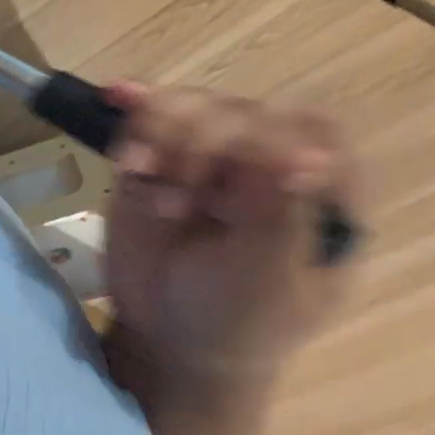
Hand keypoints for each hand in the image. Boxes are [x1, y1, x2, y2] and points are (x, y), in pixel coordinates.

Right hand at [102, 82, 356, 377]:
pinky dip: (133, 109)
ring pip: (189, 110)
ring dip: (159, 130)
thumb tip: (303, 156)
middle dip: (201, 143)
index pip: (309, 135)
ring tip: (138, 170)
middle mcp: (266, 166)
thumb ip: (279, 218)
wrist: (169, 339)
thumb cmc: (238, 320)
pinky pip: (145, 125)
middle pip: (239, 114)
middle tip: (173, 201)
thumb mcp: (266, 281)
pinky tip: (116, 95)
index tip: (240, 163)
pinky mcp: (152, 167)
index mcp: (318, 192)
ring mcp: (204, 163)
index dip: (272, 137)